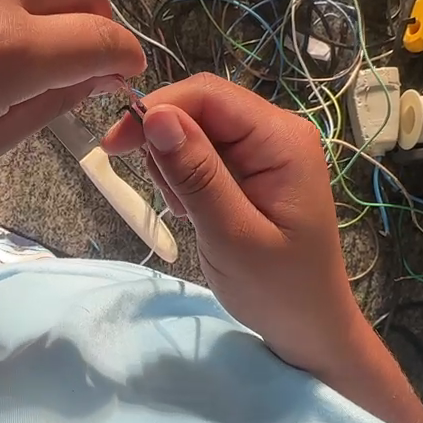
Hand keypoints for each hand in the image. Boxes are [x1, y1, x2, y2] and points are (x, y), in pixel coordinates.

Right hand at [102, 74, 366, 374]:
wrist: (309, 328)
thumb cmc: (278, 290)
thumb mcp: (231, 235)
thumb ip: (195, 174)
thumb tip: (155, 116)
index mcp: (281, 139)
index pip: (208, 95)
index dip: (156, 110)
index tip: (114, 147)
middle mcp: (275, 133)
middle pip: (200, 108)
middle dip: (166, 143)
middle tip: (168, 199)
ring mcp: (265, 152)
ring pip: (195, 131)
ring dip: (175, 166)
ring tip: (189, 213)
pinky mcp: (252, 172)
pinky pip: (204, 156)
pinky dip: (186, 180)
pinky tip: (196, 213)